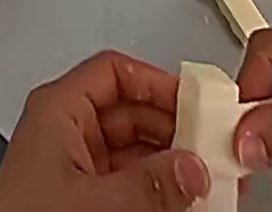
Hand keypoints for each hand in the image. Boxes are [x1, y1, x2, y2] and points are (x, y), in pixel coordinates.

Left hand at [0, 50, 211, 211]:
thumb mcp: (96, 203)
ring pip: (133, 148)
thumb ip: (148, 186)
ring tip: (209, 179)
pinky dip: (157, 189)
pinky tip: (185, 202)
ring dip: (170, 163)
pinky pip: (128, 180)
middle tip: (213, 146)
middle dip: (172, 127)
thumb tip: (192, 167)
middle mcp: (66, 129)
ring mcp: (75, 164)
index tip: (196, 101)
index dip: (154, 81)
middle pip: (128, 110)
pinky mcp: (83, 196)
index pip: (112, 73)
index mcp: (58, 109)